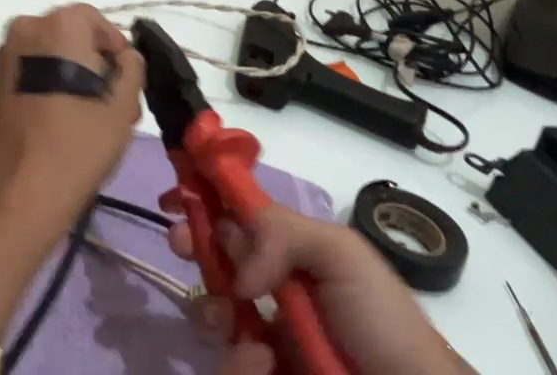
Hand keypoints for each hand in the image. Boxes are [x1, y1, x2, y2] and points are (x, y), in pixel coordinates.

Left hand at [0, 4, 144, 359]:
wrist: (16, 195)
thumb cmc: (77, 145)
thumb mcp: (122, 105)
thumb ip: (131, 69)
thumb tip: (125, 58)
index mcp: (57, 24)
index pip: (96, 20)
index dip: (116, 49)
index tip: (128, 83)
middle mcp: (24, 29)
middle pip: (71, 37)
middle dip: (95, 65)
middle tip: (116, 106)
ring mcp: (3, 58)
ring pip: (50, 57)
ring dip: (73, 78)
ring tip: (92, 121)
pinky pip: (30, 74)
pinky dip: (49, 88)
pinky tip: (62, 124)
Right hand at [172, 205, 472, 374]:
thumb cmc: (381, 320)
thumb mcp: (341, 253)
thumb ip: (282, 232)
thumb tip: (236, 271)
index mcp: (290, 256)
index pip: (236, 221)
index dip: (206, 205)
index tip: (175, 198)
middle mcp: (270, 292)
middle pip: (211, 262)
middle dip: (193, 249)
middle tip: (183, 244)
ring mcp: (262, 341)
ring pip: (209, 318)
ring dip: (216, 317)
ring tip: (250, 340)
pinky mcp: (258, 373)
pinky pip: (226, 365)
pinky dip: (238, 366)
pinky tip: (264, 366)